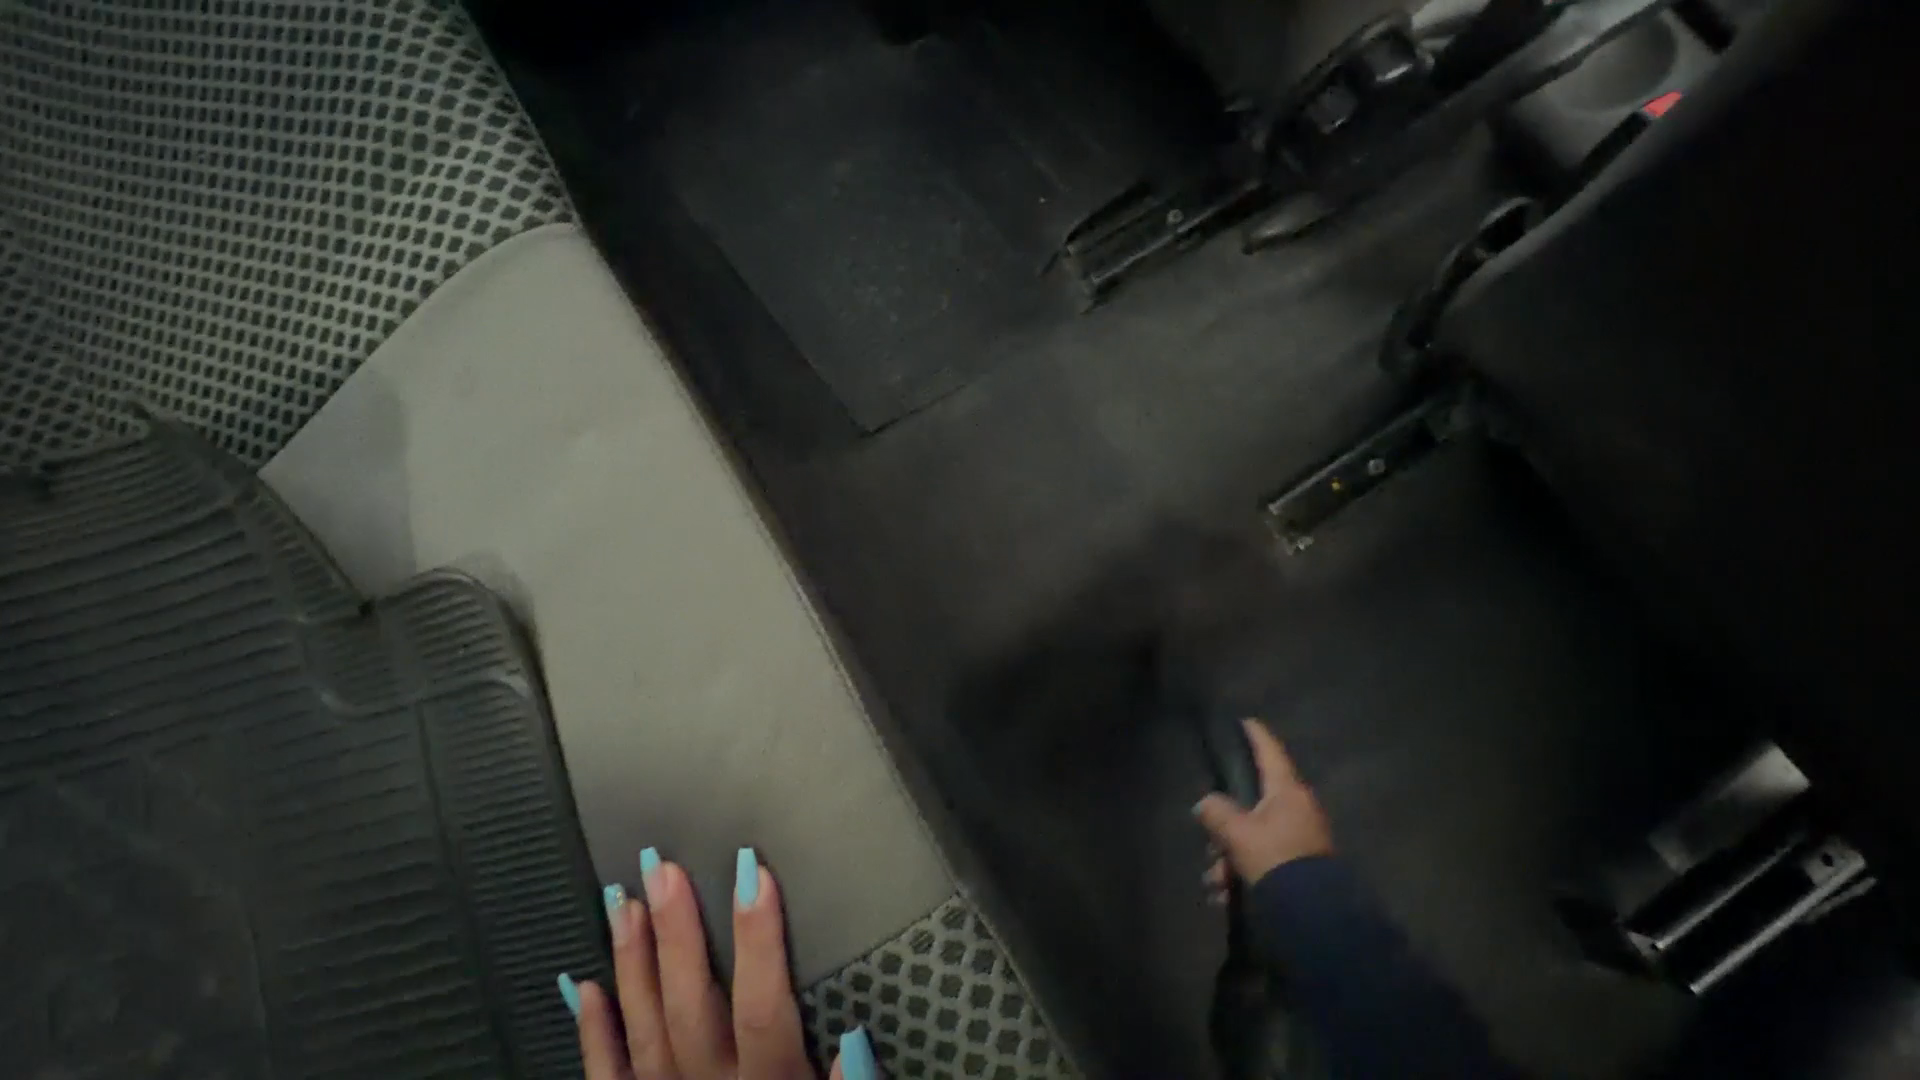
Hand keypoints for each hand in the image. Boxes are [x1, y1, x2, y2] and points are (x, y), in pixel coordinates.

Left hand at [563, 849, 878, 1079]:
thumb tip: (855, 1039)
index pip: (764, 1006)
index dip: (759, 939)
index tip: (753, 871)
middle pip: (690, 1006)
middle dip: (677, 933)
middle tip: (662, 868)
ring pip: (642, 1030)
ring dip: (631, 963)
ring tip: (623, 900)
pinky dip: (592, 1034)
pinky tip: (582, 986)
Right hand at [1195, 720, 1333, 899]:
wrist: (1316, 916)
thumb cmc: (1276, 860)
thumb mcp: (1237, 834)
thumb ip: (1216, 812)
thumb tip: (1206, 804)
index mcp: (1288, 791)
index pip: (1270, 751)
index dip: (1255, 734)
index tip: (1244, 720)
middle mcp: (1299, 808)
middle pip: (1254, 801)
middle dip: (1226, 824)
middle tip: (1210, 843)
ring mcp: (1303, 838)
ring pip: (1255, 835)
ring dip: (1230, 856)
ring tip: (1215, 882)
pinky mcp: (1302, 866)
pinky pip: (1265, 859)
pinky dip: (1244, 873)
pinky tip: (1226, 896)